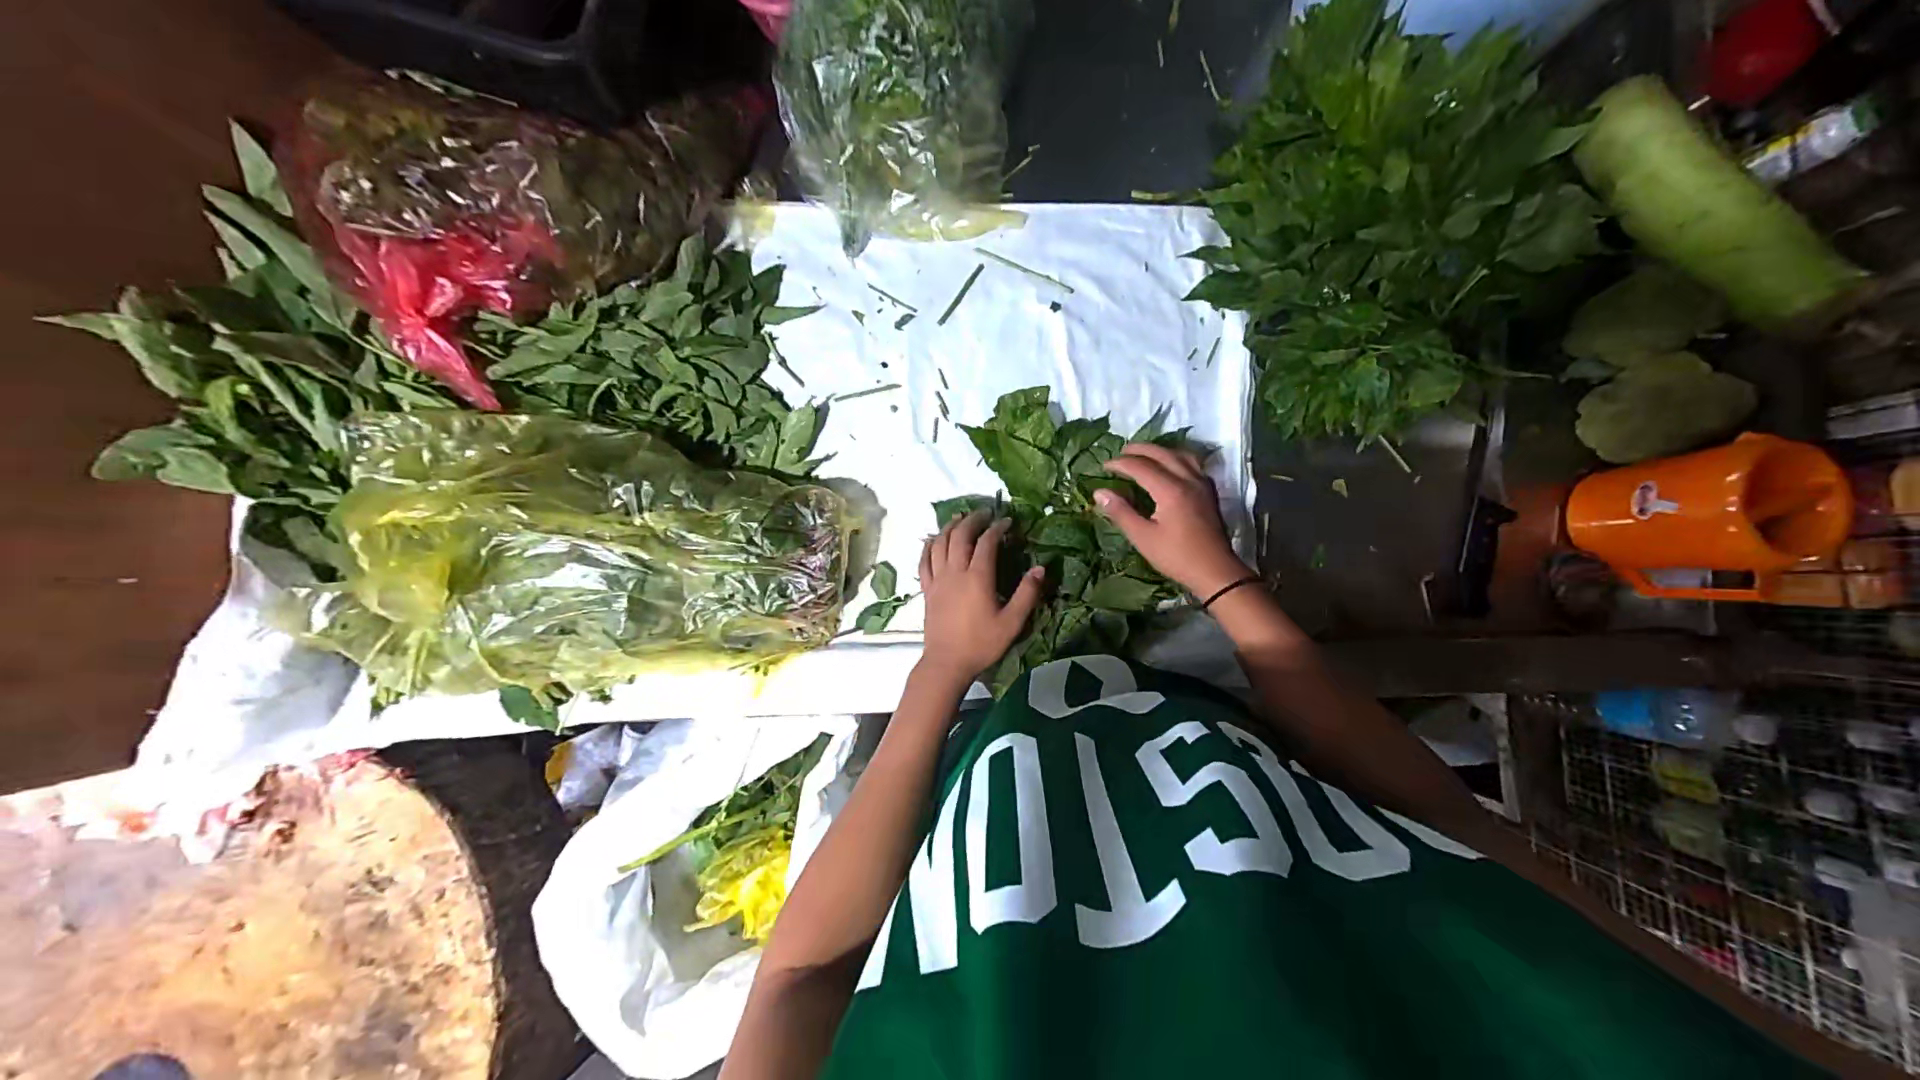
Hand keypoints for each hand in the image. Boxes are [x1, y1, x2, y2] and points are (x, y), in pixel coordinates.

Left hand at [917, 510, 1045, 683]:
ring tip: (960, 518)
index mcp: (978, 577)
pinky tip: (933, 539)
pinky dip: (929, 545)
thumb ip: (1027, 593)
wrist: (947, 663)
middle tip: (985, 513)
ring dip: (950, 527)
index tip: (1008, 522)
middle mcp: (955, 572)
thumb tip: (1040, 568)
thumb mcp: (1012, 622)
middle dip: (973, 520)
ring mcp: (938, 580)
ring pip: (940, 543)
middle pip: (960, 536)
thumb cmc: (982, 644)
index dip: (998, 528)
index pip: (987, 542)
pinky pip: (924, 560)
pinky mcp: (927, 589)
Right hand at [1096, 443, 1252, 597]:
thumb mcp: (1143, 537)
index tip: (1104, 466)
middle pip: (1162, 453)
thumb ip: (1121, 512)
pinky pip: (1193, 464)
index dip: (1120, 464)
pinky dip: (1176, 459)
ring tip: (1144, 455)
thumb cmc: (1176, 557)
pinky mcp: (1209, 492)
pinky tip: (1170, 467)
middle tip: (1120, 453)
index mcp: (1171, 490)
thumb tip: (1099, 493)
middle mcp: (1188, 480)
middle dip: (1139, 450)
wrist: (1215, 571)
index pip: (1141, 467)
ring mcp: (1202, 484)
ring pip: (1180, 455)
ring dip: (1160, 451)